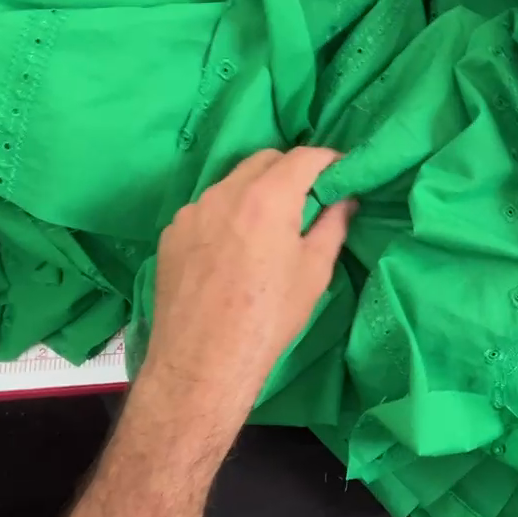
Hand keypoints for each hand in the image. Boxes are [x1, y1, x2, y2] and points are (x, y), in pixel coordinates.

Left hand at [139, 147, 354, 431]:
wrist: (204, 360)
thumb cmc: (270, 315)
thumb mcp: (315, 271)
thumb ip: (333, 225)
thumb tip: (345, 199)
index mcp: (267, 198)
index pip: (303, 156)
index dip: (328, 159)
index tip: (343, 172)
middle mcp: (225, 192)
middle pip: (265, 160)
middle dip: (292, 170)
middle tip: (310, 198)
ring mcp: (192, 211)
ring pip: (233, 182)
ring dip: (258, 191)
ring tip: (271, 226)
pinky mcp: (172, 233)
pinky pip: (208, 208)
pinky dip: (229, 213)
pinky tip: (236, 248)